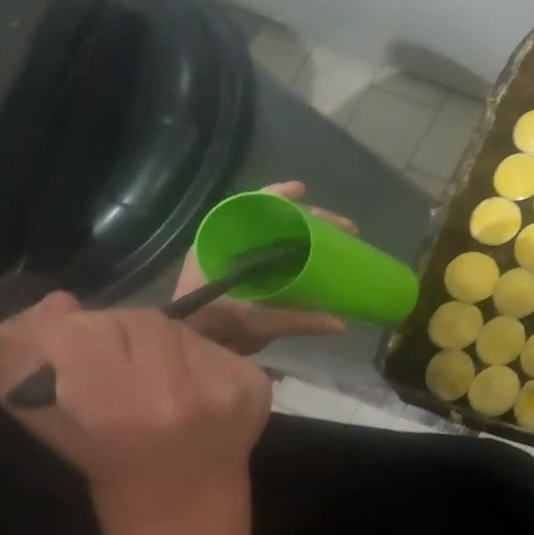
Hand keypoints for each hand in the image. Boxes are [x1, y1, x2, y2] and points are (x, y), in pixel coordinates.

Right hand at [0, 293, 272, 506]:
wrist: (185, 488)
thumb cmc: (105, 452)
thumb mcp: (44, 412)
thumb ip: (29, 355)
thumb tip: (61, 301)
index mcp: (114, 405)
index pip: (87, 328)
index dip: (75, 333)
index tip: (77, 351)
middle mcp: (178, 394)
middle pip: (140, 319)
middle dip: (120, 330)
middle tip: (118, 356)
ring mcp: (226, 387)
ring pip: (181, 328)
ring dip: (161, 341)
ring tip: (155, 372)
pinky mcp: (257, 383)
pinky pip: (216, 345)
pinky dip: (197, 354)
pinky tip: (190, 383)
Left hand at [176, 181, 348, 353]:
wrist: (188, 345)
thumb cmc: (213, 327)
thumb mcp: (255, 324)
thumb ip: (297, 321)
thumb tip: (340, 324)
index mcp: (222, 247)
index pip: (249, 209)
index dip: (276, 197)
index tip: (302, 189)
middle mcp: (230, 248)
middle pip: (271, 222)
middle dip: (309, 220)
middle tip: (345, 228)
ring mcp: (240, 262)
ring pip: (277, 238)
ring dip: (309, 236)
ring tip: (341, 241)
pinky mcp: (250, 278)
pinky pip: (278, 256)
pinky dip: (302, 254)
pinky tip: (323, 260)